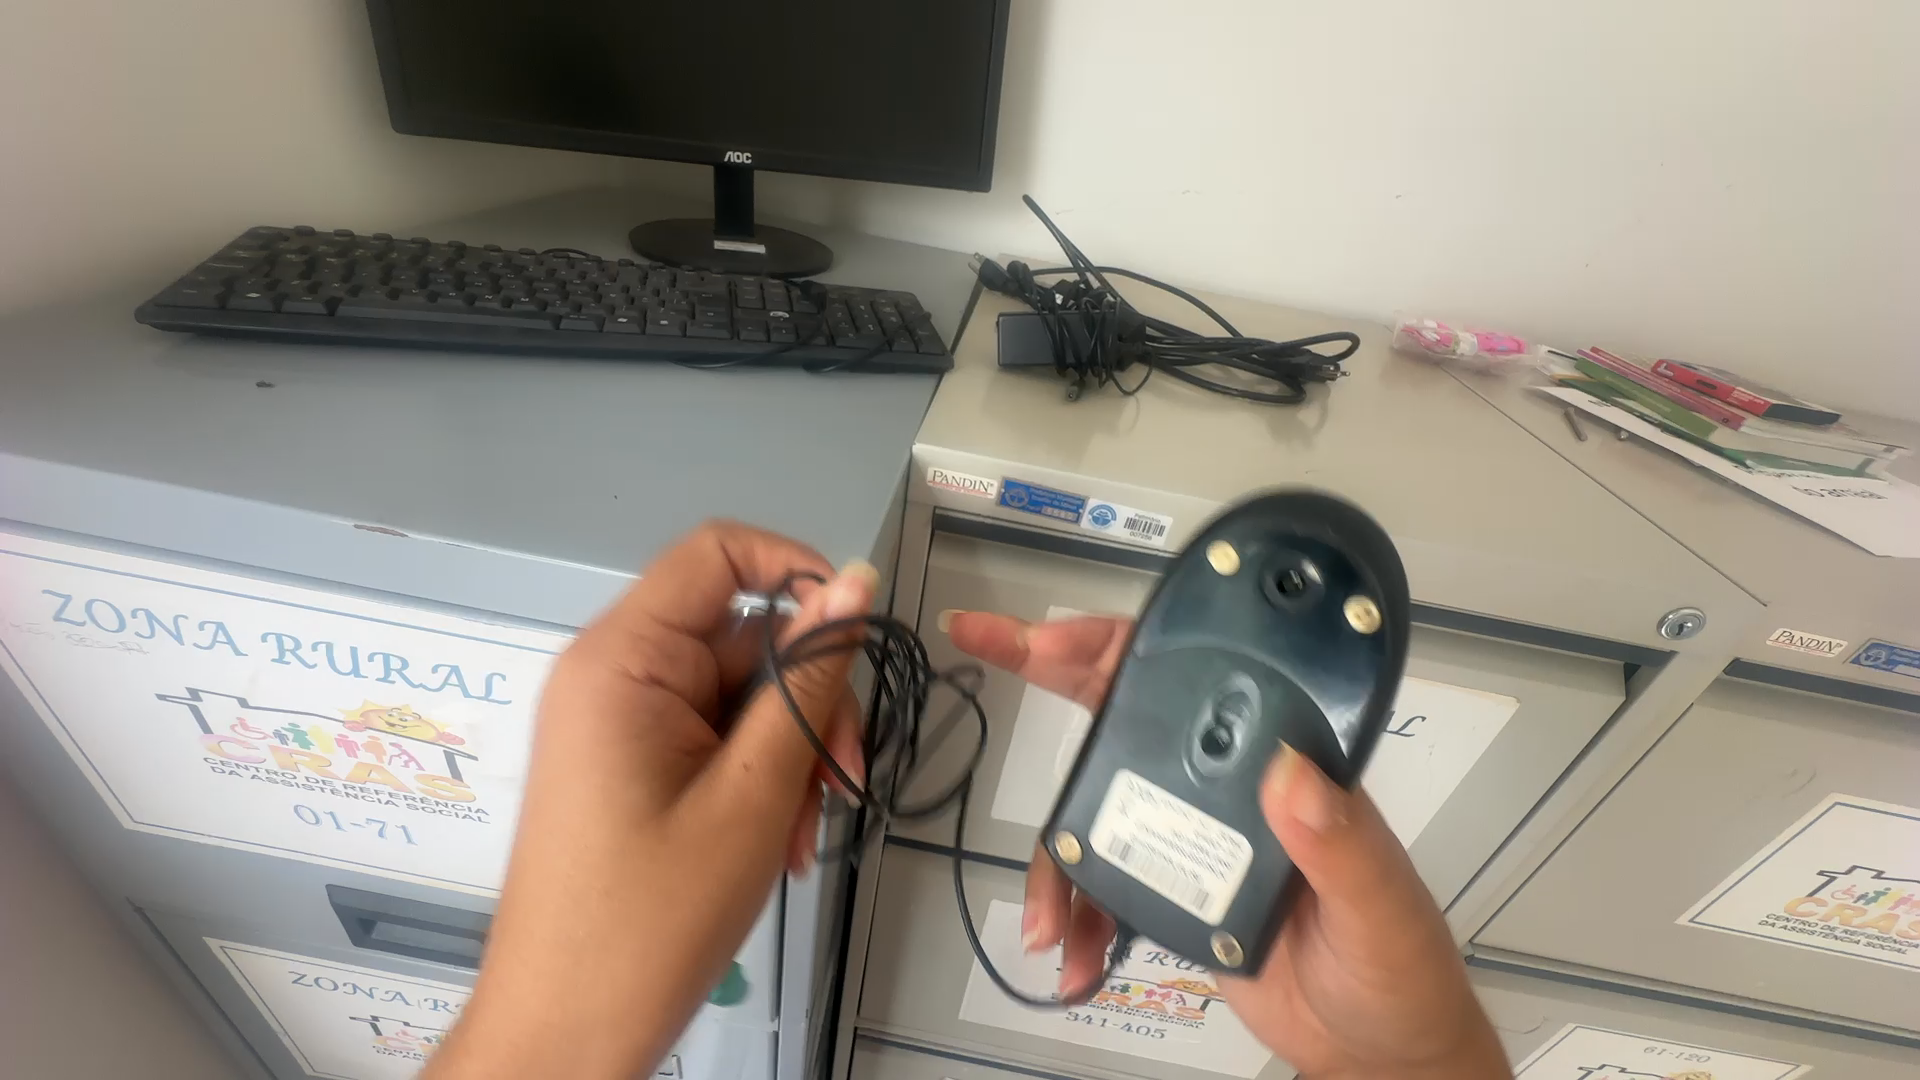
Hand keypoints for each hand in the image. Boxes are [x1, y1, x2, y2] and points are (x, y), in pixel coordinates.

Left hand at [429, 522, 876, 1079]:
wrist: (565, 1043)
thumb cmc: (653, 920)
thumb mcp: (756, 789)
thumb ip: (810, 677)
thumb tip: (855, 579)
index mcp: (625, 658)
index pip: (717, 552)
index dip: (795, 570)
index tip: (853, 632)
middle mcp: (621, 671)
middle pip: (750, 636)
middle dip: (812, 702)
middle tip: (848, 778)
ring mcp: (631, 716)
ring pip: (749, 692)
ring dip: (797, 751)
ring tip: (807, 829)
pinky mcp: (642, 756)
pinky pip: (725, 733)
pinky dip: (766, 774)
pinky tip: (782, 838)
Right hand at [945, 611, 1507, 1079]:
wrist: (1370, 1050)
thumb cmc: (1392, 968)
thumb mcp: (1379, 907)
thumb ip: (1341, 844)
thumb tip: (1290, 774)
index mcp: (1266, 755)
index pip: (1184, 672)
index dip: (1112, 644)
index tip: (1051, 639)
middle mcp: (1214, 777)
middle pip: (1118, 712)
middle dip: (1044, 671)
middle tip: (982, 640)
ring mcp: (1181, 828)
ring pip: (1089, 806)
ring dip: (1052, 858)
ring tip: (1048, 922)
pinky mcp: (1160, 882)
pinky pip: (1096, 881)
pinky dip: (1074, 916)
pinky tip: (1074, 959)